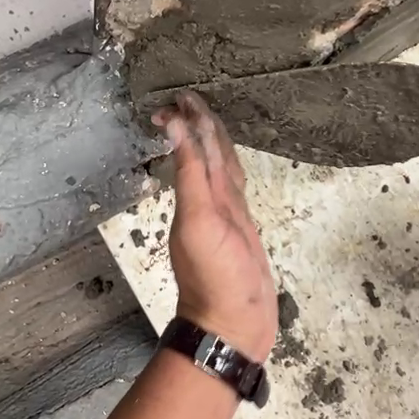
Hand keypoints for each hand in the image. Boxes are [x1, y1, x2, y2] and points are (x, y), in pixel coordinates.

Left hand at [153, 91, 277, 362]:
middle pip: (208, 151)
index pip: (193, 144)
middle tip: (190, 94)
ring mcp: (229, 213)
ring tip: (209, 115)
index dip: (187, 119)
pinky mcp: (245, 227)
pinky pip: (237, 187)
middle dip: (199, 122)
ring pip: (223, 165)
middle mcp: (212, 198)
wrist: (233, 324)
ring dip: (215, 140)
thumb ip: (189, 174)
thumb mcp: (198, 221)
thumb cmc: (214, 275)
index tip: (175, 95)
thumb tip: (172, 125)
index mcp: (198, 193)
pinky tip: (231, 162)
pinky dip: (233, 167)